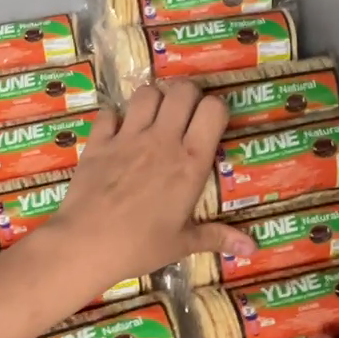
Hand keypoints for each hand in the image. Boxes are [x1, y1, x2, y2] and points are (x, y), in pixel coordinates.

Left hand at [31, 80, 253, 291]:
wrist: (86, 244)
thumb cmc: (140, 246)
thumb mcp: (182, 244)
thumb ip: (217, 237)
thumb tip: (252, 247)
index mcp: (190, 162)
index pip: (214, 110)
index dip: (216, 109)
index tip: (211, 124)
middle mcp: (162, 140)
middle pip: (183, 90)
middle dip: (188, 96)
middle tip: (185, 116)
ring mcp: (127, 137)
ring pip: (147, 93)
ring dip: (154, 99)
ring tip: (154, 119)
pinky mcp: (98, 142)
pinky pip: (109, 113)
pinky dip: (115, 117)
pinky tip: (117, 131)